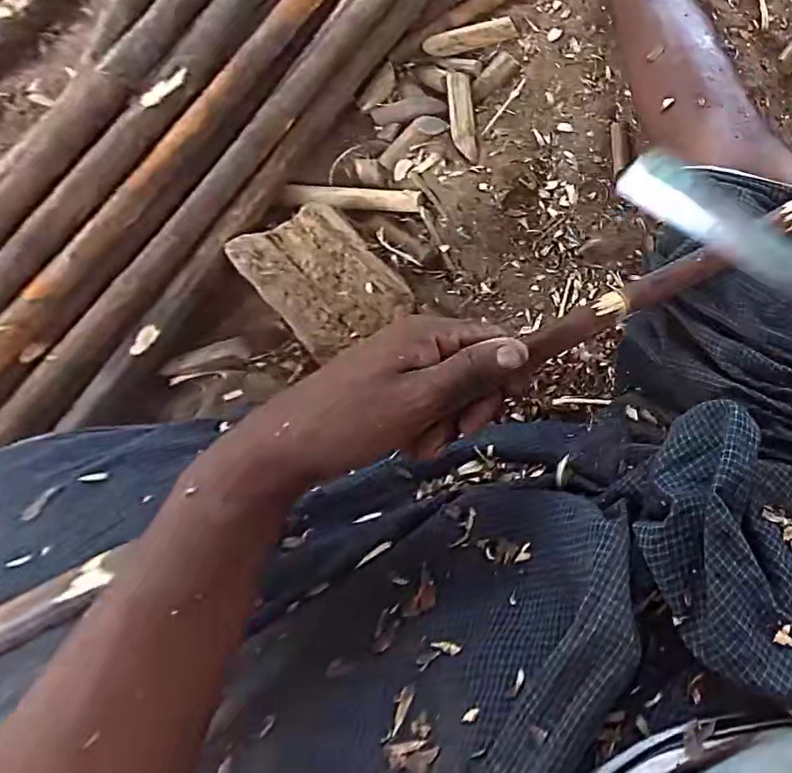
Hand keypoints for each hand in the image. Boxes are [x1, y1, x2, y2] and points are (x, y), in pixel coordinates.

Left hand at [205, 317, 531, 502]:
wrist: (270, 458)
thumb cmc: (348, 423)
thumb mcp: (421, 398)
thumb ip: (474, 370)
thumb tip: (522, 347)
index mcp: (428, 333)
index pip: (496, 339)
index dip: (509, 370)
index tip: (509, 403)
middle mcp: (419, 340)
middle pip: (480, 364)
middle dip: (476, 401)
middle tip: (461, 431)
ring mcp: (403, 362)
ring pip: (459, 387)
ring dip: (453, 418)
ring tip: (427, 442)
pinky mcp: (390, 385)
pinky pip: (433, 399)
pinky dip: (432, 422)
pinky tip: (412, 442)